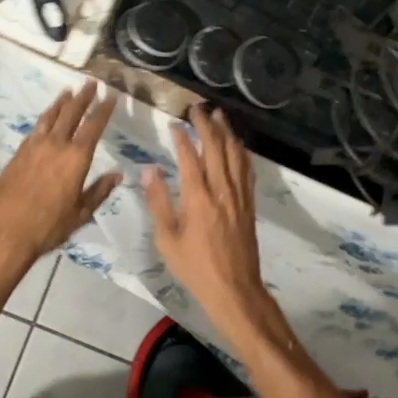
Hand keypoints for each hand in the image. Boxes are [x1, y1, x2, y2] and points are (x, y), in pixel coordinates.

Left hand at [0, 82, 120, 269]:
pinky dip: (44, 118)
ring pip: (50, 116)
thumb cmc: (48, 227)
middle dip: (83, 97)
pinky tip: (46, 118)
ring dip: (61, 102)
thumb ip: (99, 191)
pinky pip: (35, 129)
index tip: (111, 97)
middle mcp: (56, 145)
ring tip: (68, 91)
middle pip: (71, 113)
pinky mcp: (18, 154)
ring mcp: (34, 147)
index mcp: (76, 158)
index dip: (103, 109)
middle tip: (90, 83)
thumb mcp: (81, 214)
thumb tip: (117, 174)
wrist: (5, 234)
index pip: (93, 125)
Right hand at [142, 107, 266, 329]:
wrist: (234, 289)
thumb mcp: (167, 239)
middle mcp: (221, 190)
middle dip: (206, 125)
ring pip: (234, 154)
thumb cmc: (195, 267)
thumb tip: (149, 170)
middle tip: (197, 109)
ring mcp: (238, 195)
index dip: (182, 137)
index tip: (174, 124)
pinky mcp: (249, 203)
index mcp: (198, 198)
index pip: (190, 157)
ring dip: (226, 132)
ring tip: (218, 115)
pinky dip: (241, 151)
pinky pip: (247, 169)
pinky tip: (238, 144)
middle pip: (216, 147)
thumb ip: (158, 202)